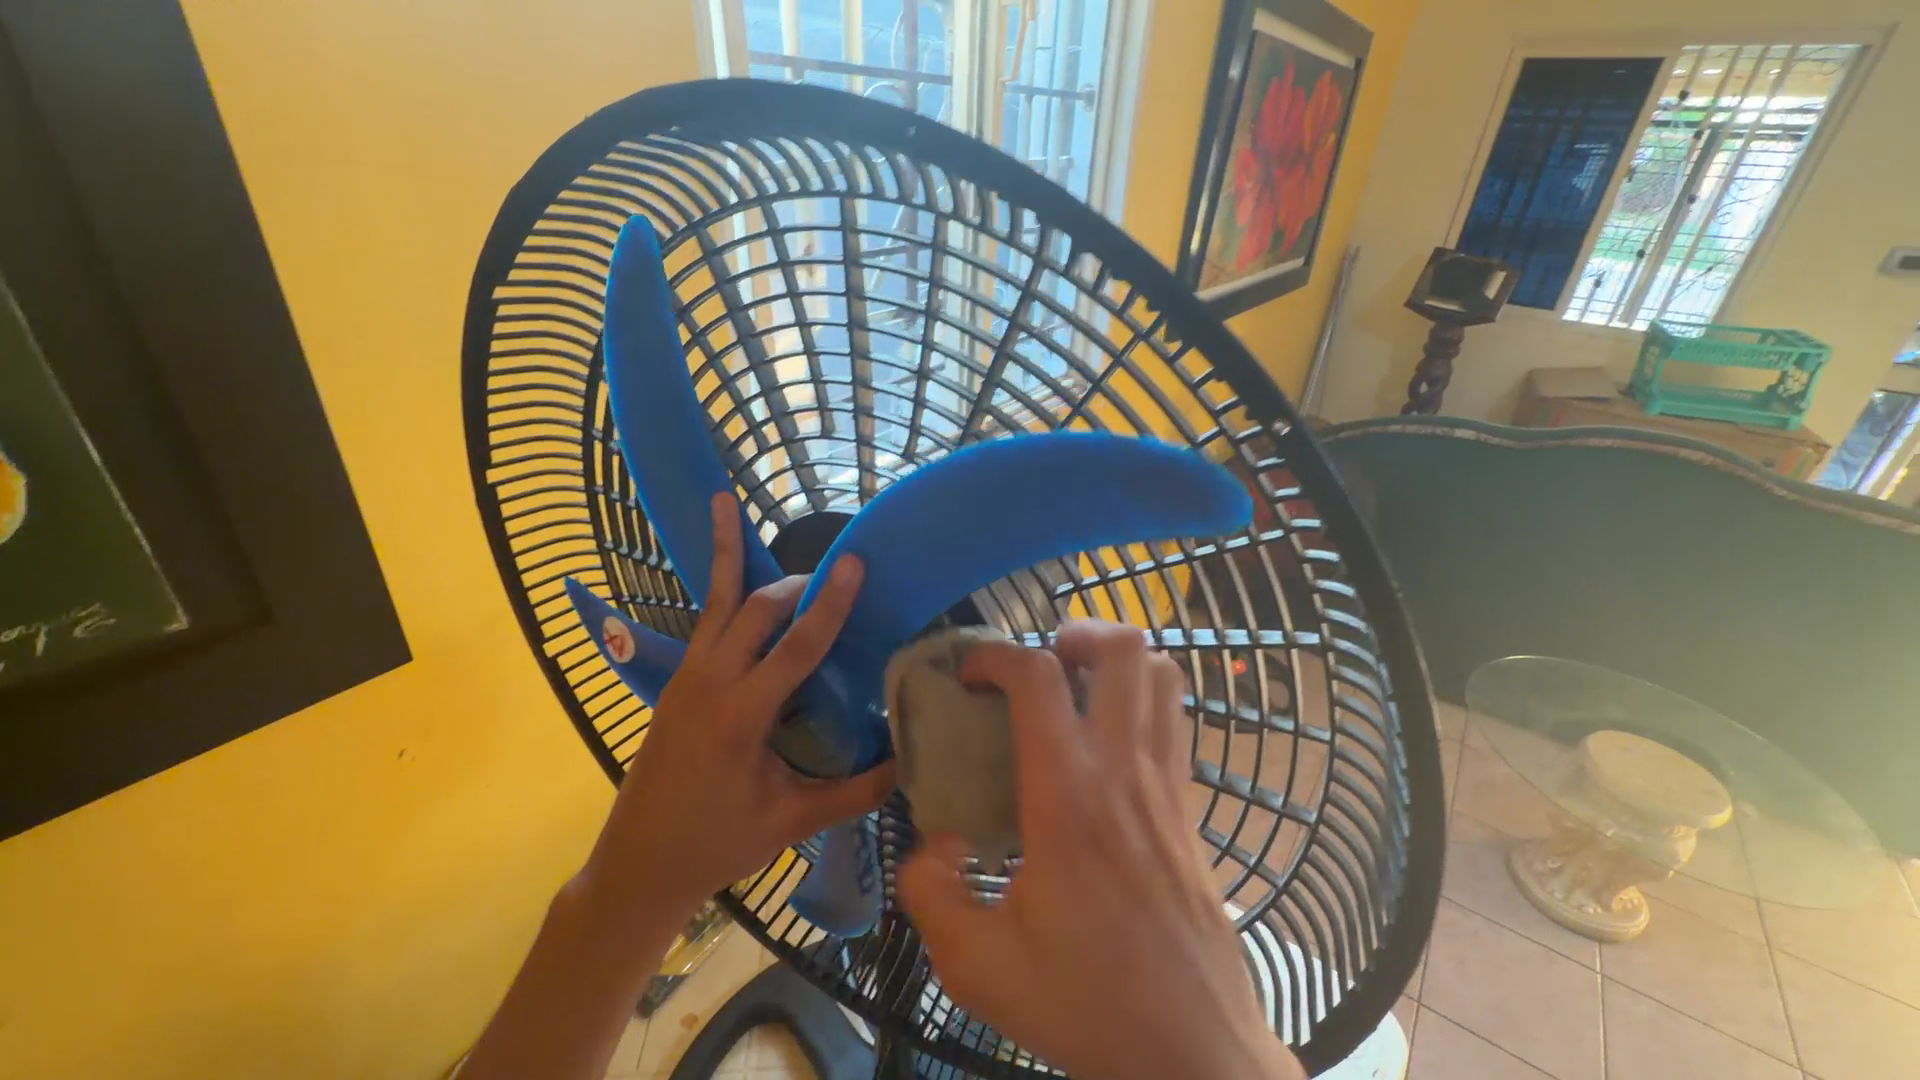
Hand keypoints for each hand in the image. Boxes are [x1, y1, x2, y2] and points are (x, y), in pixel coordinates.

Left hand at [581, 494, 895, 915]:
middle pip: (756, 609)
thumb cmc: (718, 843)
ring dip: (731, 556)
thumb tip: (909, 762)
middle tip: (835, 573)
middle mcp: (708, 683)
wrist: (639, 864)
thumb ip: (855, 791)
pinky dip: (715, 586)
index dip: (829, 604)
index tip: (852, 563)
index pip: (796, 647)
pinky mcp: (676, 680)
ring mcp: (685, 677)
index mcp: (740, 717)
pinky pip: (703, 621)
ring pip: (715, 601)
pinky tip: (722, 566)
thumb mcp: (792, 822)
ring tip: (725, 505)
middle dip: (797, 584)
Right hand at [898, 621, 1303, 1079]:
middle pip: (1124, 650)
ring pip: (1163, 676)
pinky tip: (1108, 742)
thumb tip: (933, 844)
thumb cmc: (1083, 1001)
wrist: (1191, 1048)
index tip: (967, 677)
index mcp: (1066, 797)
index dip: (994, 655)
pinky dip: (1144, 701)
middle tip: (1040, 666)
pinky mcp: (1191, 810)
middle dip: (1076, 634)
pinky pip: (1177, 722)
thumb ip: (930, 892)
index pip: (1037, 678)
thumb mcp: (975, 964)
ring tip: (1077, 688)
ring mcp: (1167, 786)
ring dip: (1118, 661)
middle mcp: (1124, 772)